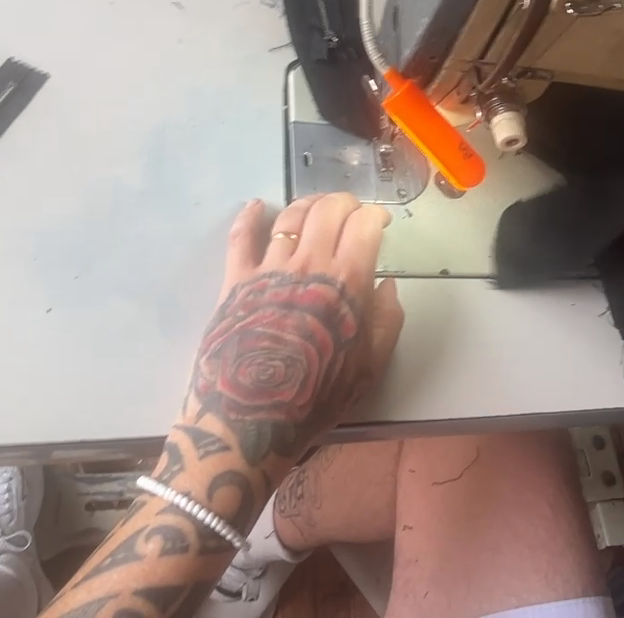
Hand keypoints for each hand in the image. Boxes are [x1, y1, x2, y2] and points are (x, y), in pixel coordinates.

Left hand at [180, 194, 404, 481]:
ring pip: (291, 217)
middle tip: (350, 212)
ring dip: (308, 203)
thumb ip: (388, 321)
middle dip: (344, 202)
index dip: (375, 215)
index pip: (364, 224)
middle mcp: (309, 263)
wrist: (250, 421)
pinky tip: (257, 206)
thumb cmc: (315, 396)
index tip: (379, 223)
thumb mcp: (371, 367)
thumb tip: (386, 285)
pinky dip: (250, 216)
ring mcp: (269, 268)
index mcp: (347, 281)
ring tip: (316, 207)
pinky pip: (242, 236)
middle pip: (328, 210)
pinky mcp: (235, 280)